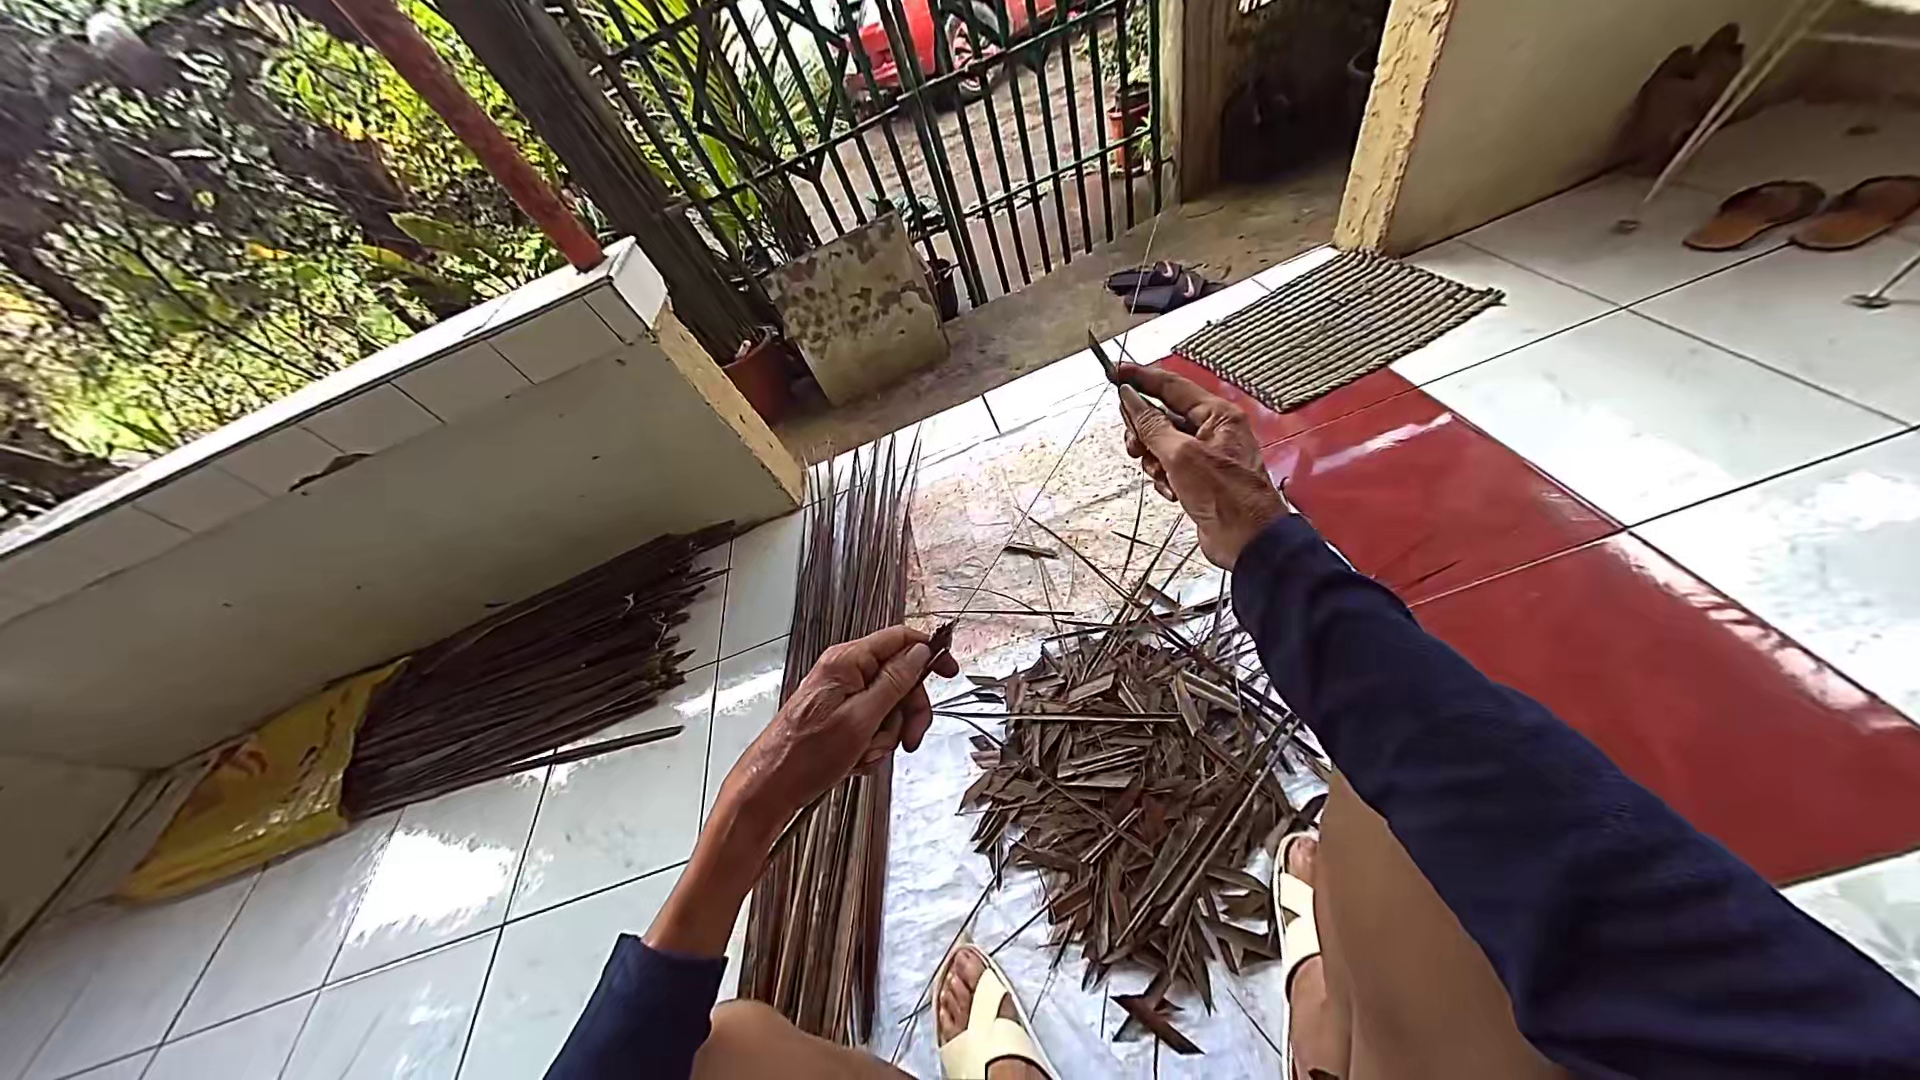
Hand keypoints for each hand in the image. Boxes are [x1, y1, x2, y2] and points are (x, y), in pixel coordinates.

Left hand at [716, 624, 959, 827]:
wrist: (771, 787)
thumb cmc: (804, 754)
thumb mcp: (861, 718)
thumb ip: (895, 682)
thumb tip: (920, 653)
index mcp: (847, 661)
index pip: (900, 638)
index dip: (928, 652)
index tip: (949, 671)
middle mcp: (845, 672)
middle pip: (900, 677)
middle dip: (908, 711)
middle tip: (909, 737)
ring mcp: (843, 694)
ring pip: (890, 705)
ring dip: (888, 733)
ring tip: (867, 751)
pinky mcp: (841, 715)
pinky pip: (875, 723)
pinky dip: (873, 743)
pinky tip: (857, 757)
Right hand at [1116, 362, 1290, 568]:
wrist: (1246, 540)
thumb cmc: (1229, 498)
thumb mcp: (1181, 455)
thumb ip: (1152, 424)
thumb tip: (1131, 399)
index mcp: (1217, 415)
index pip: (1171, 386)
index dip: (1140, 378)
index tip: (1116, 373)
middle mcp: (1213, 431)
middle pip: (1162, 417)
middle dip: (1143, 431)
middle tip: (1135, 444)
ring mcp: (1204, 455)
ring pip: (1160, 444)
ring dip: (1152, 460)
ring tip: (1160, 474)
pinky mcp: (1197, 477)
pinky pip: (1166, 467)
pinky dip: (1162, 478)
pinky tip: (1172, 490)